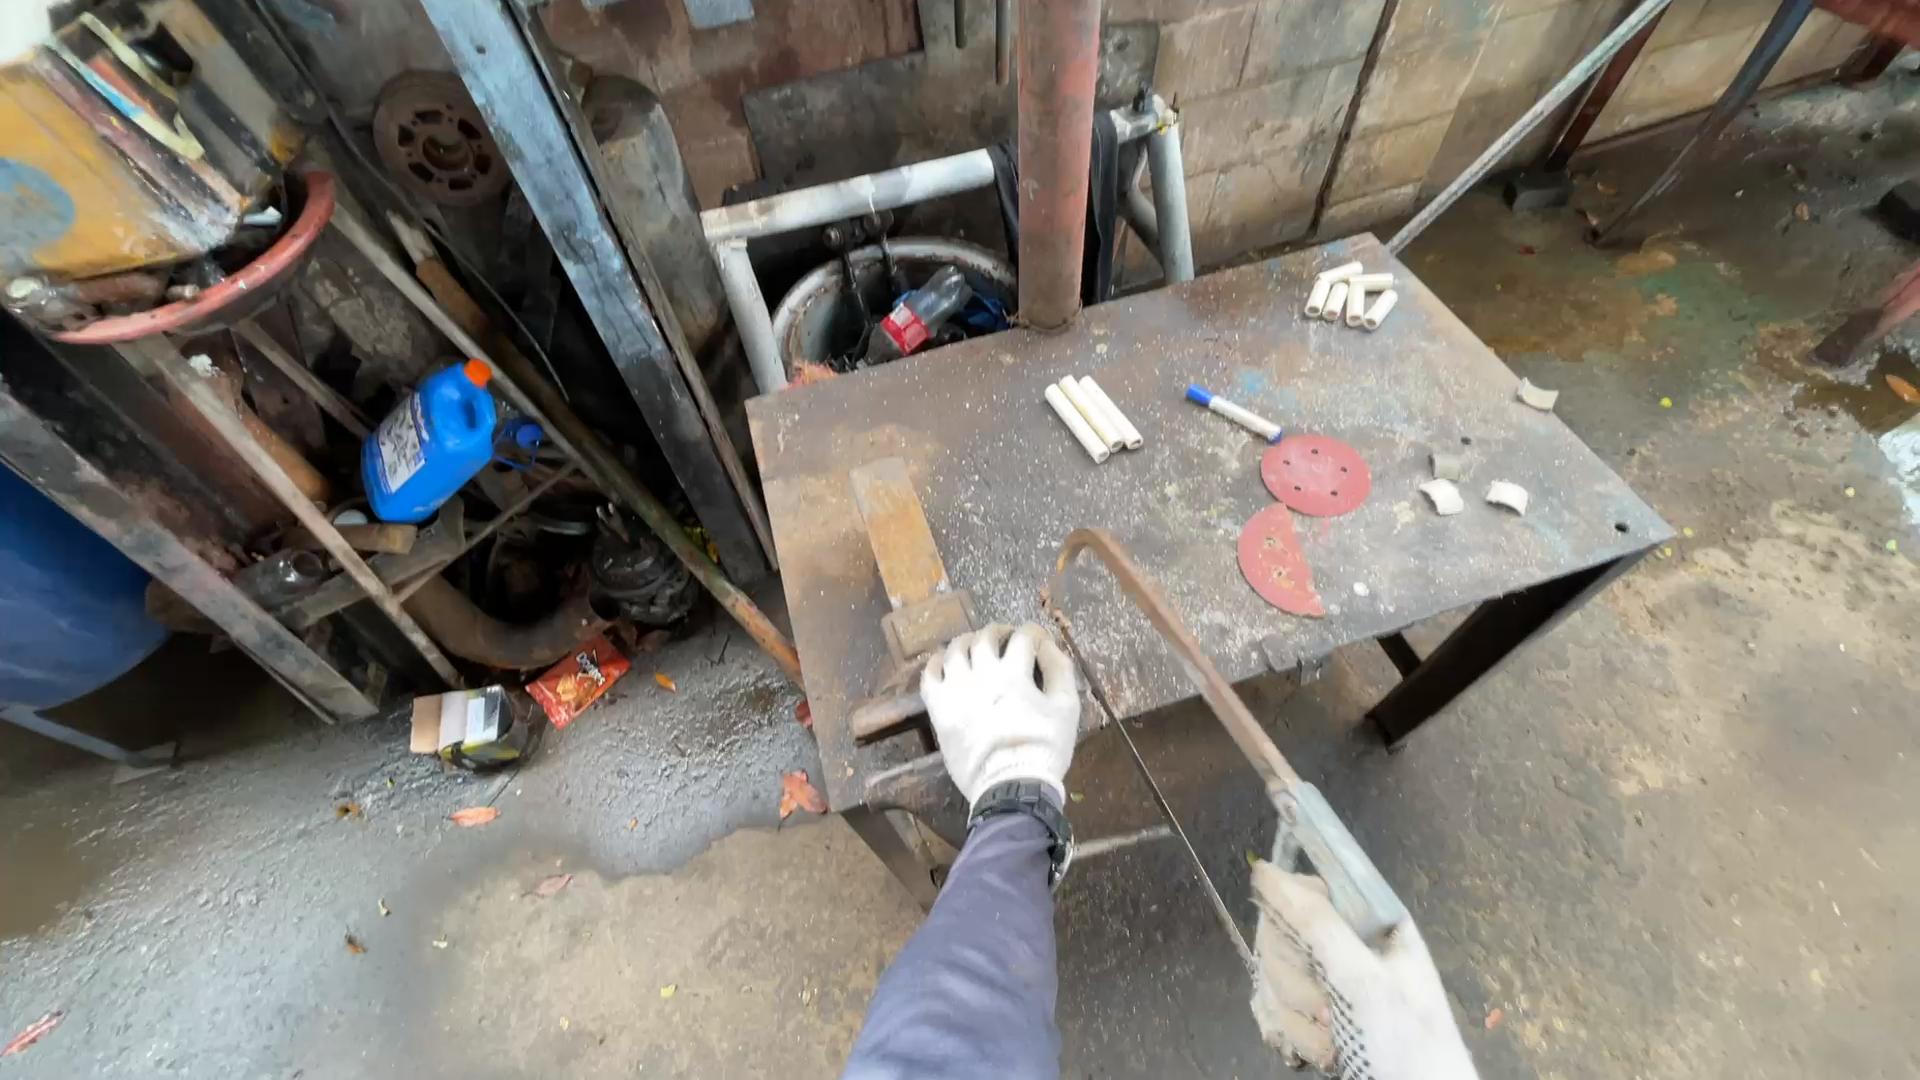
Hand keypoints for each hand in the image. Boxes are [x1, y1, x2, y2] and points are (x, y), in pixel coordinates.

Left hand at [920, 623, 1079, 809]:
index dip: (1033, 633)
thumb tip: (1047, 646)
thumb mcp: (1066, 708)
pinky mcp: (939, 709)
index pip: (1023, 637)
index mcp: (1014, 672)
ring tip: (975, 647)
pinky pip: (929, 676)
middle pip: (985, 637)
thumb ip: (1060, 670)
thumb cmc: (1043, 748)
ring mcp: (955, 690)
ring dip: (968, 642)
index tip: (1036, 639)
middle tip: (1006, 638)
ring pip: (955, 650)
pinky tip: (945, 663)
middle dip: (999, 632)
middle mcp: (981, 674)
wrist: (1010, 788)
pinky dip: (937, 663)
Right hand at [1250, 863, 1479, 1079]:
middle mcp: (1346, 941)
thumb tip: (1264, 870)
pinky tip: (1321, 1050)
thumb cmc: (1406, 1049)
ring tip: (1332, 1040)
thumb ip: (1316, 922)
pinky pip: (1272, 1001)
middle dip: (1295, 979)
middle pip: (1279, 929)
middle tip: (1327, 1008)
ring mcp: (1325, 977)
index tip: (1306, 945)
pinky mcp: (1307, 1009)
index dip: (1292, 911)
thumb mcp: (1365, 982)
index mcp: (1369, 921)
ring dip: (1295, 1013)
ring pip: (1271, 968)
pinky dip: (1292, 1031)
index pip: (1305, 886)